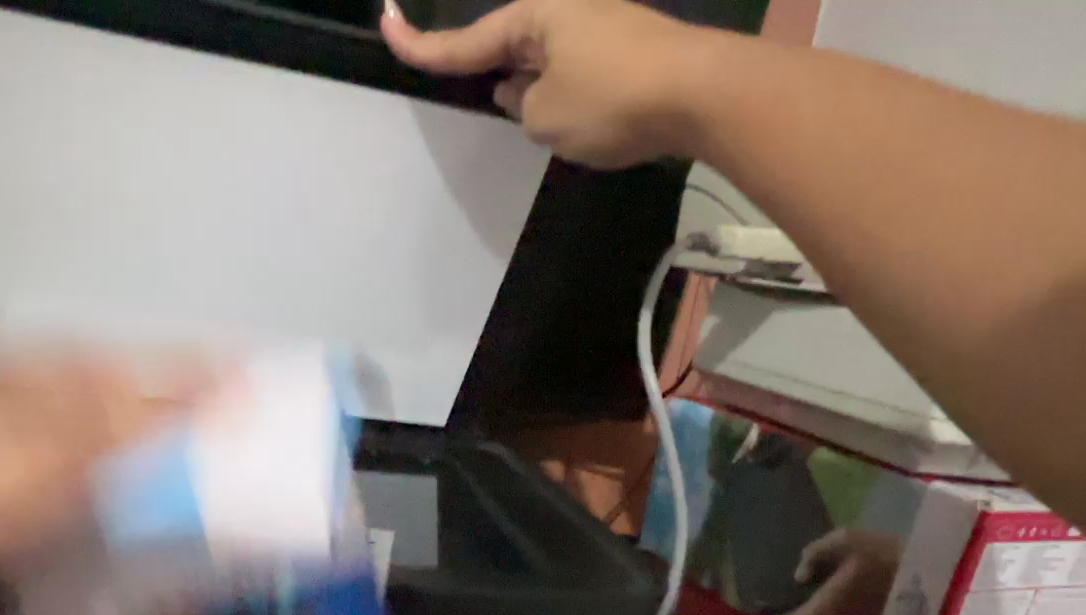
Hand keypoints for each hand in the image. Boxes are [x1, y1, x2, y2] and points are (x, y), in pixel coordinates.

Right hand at [381, 0, 718, 167]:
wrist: (699, 94)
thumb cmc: (611, 99)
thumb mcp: (544, 117)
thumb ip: (520, 108)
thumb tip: (522, 94)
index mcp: (534, 17)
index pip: (466, 42)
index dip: (422, 45)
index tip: (386, 27)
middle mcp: (564, 14)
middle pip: (508, 49)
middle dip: (497, 79)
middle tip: (494, 107)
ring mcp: (597, 31)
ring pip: (543, 68)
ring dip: (537, 97)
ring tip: (555, 129)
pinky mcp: (623, 55)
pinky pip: (575, 77)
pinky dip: (568, 101)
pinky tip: (580, 126)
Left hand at [767, 528, 901, 614]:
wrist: (937, 576)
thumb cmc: (885, 556)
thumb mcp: (844, 540)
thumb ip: (813, 555)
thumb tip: (799, 576)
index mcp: (823, 612)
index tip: (763, 612)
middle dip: (801, 611)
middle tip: (799, 592)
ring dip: (826, 612)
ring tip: (827, 588)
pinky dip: (844, 613)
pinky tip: (850, 594)